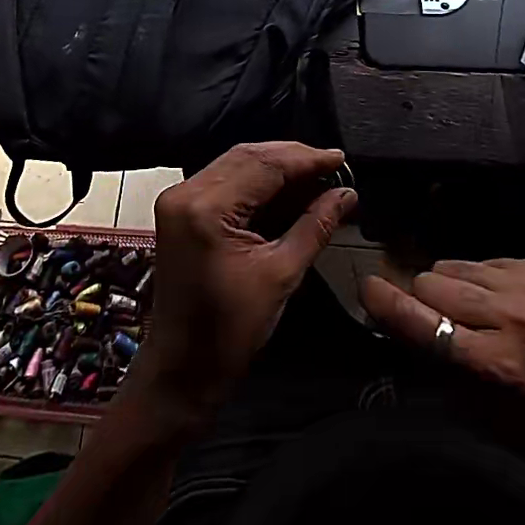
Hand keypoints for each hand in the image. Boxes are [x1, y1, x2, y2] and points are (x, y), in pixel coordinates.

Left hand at [134, 142, 356, 414]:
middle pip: (246, 157)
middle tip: (332, 165)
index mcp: (204, 209)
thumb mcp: (281, 274)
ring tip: (316, 174)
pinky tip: (286, 188)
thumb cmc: (228, 330)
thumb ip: (315, 226)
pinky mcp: (181, 212)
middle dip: (292, 157)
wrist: (183, 367)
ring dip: (275, 167)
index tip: (339, 158)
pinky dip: (256, 182)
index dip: (305, 158)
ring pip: (235, 164)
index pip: (262, 165)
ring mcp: (178, 201)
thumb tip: (346, 193)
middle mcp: (185, 195)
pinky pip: (224, 181)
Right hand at [359, 259, 524, 455]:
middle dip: (423, 300)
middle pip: (429, 281)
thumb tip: (397, 319)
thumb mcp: (487, 413)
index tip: (366, 289)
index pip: (421, 321)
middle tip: (442, 323)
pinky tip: (502, 303)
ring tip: (475, 313)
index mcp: (497, 364)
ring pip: (452, 265)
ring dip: (450, 287)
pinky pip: (482, 260)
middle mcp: (513, 316)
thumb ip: (438, 363)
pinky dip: (480, 280)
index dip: (384, 302)